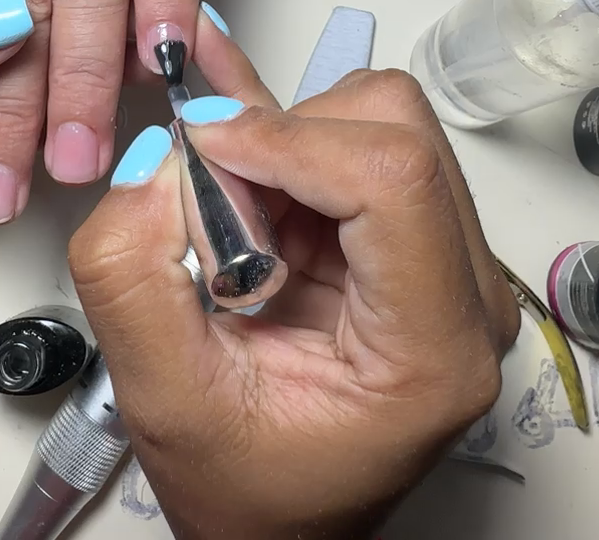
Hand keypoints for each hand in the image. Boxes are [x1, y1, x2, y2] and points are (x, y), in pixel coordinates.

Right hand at [69, 15, 520, 538]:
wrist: (289, 514)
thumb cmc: (252, 488)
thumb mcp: (165, 403)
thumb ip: (133, 278)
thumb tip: (158, 160)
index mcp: (434, 349)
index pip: (393, 178)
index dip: (287, 141)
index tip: (203, 151)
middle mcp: (465, 290)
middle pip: (393, 128)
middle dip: (283, 141)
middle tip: (218, 202)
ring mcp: (445, 254)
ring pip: (372, 117)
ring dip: (283, 143)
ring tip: (233, 212)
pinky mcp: (409, 229)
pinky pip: (355, 133)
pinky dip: (285, 119)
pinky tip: (231, 101)